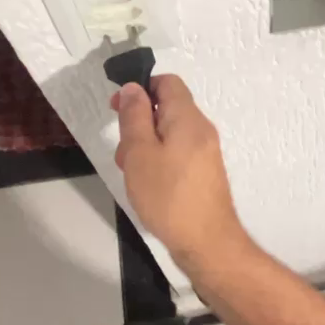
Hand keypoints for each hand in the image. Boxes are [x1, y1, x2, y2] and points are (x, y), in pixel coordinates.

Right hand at [112, 75, 249, 266]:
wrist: (206, 242)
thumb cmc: (168, 196)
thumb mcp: (140, 152)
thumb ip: (135, 116)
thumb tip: (133, 88)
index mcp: (188, 118)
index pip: (167, 83)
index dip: (140, 88)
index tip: (118, 109)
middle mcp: (202, 130)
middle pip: (166, 110)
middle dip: (138, 124)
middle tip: (124, 152)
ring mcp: (206, 153)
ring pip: (169, 135)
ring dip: (145, 147)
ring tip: (132, 174)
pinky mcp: (204, 173)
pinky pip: (177, 154)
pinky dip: (159, 162)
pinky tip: (147, 186)